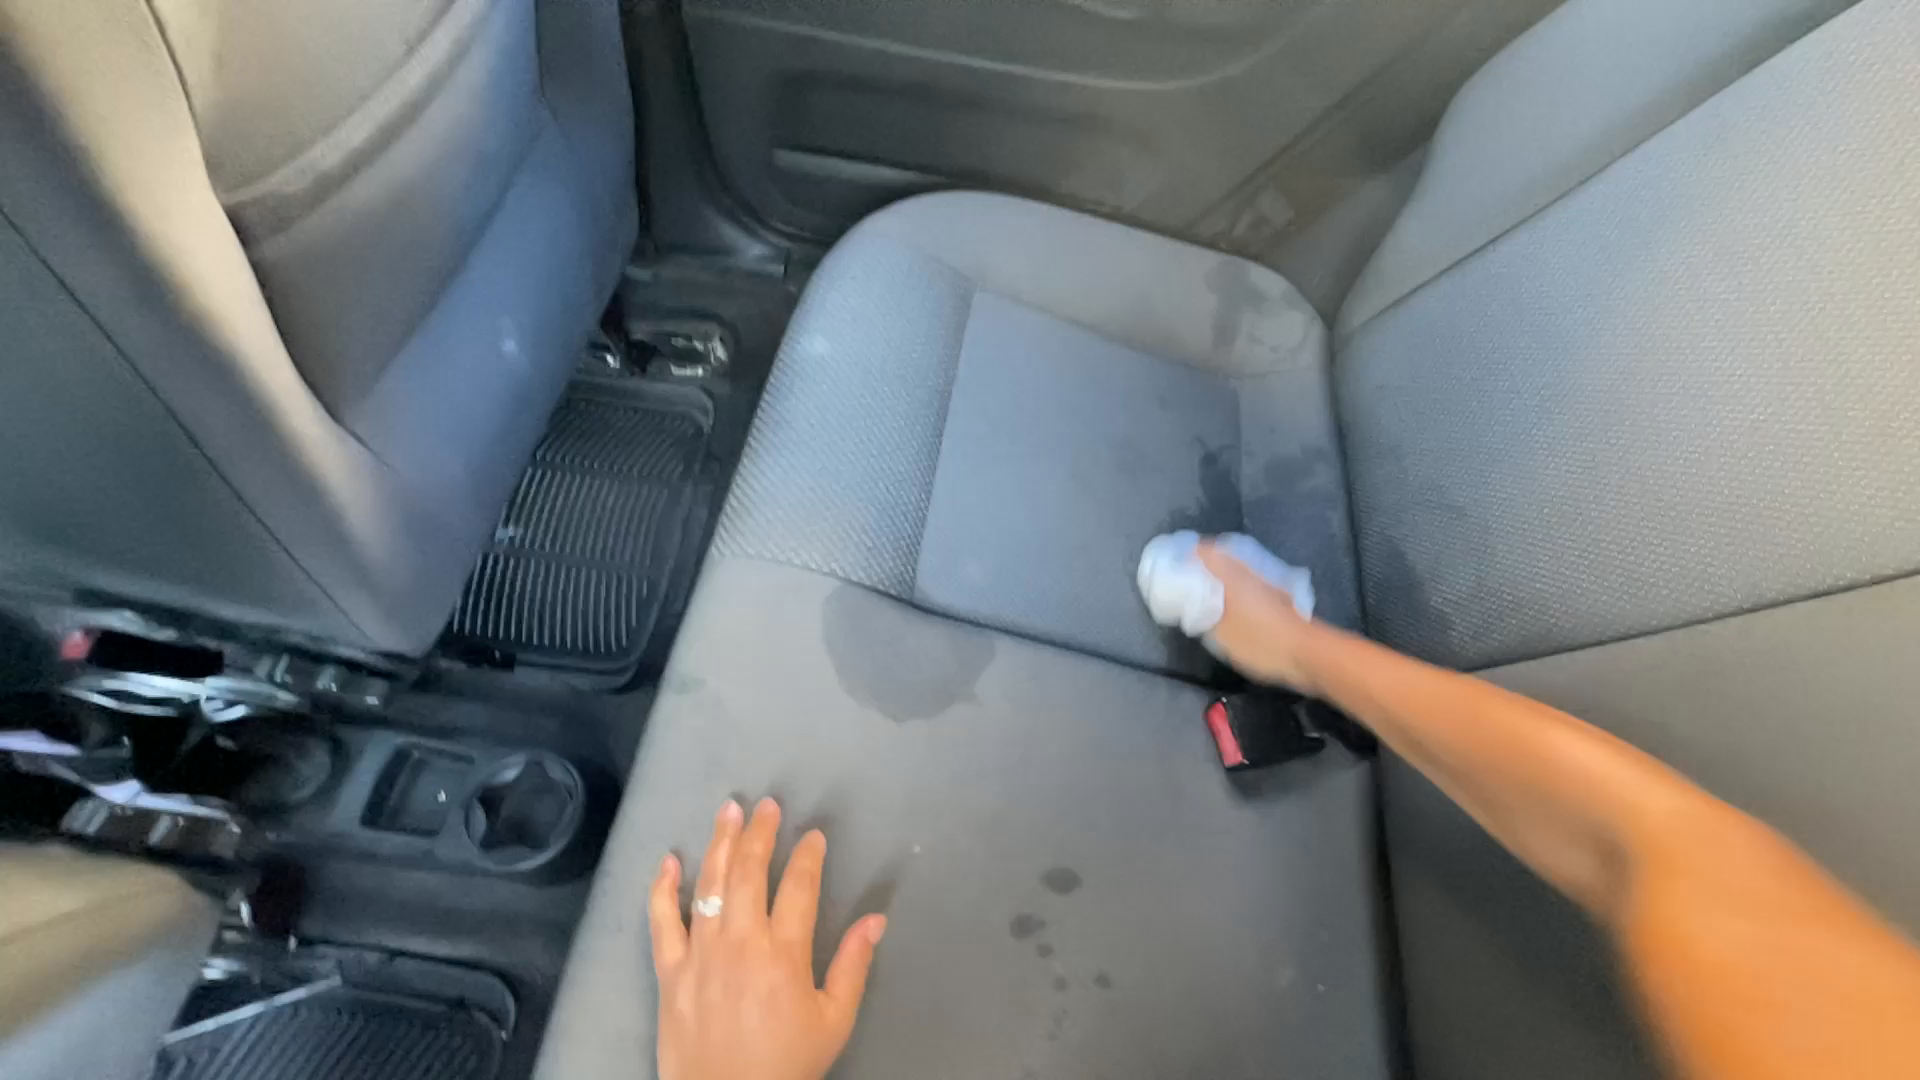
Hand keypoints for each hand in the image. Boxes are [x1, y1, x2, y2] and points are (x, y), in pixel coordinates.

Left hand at [649, 798, 886, 1079]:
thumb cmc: (785, 1065)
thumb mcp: (833, 1021)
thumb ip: (854, 966)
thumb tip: (876, 919)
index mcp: (784, 952)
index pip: (800, 886)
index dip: (809, 855)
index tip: (813, 835)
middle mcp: (741, 941)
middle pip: (751, 871)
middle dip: (762, 833)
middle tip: (768, 805)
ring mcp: (701, 953)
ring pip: (710, 884)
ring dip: (721, 842)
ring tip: (729, 809)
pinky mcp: (670, 971)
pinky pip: (662, 922)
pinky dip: (663, 888)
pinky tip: (670, 860)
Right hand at [1197, 542, 1321, 694]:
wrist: (1309, 653)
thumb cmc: (1262, 642)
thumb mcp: (1221, 634)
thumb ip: (1202, 616)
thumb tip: (1190, 605)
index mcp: (1232, 576)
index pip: (1206, 551)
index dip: (1189, 552)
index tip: (1175, 560)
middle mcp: (1250, 572)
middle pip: (1224, 555)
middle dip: (1204, 561)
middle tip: (1188, 573)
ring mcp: (1267, 582)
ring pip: (1238, 567)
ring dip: (1221, 572)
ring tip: (1206, 587)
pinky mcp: (1278, 596)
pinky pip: (1249, 581)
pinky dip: (1236, 584)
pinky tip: (1232, 602)